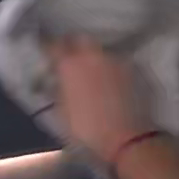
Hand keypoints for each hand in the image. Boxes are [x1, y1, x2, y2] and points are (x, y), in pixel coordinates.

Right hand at [44, 37, 154, 163]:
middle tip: (68, 57)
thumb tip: (53, 79)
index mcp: (68, 64)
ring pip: (99, 49)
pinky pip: (115, 60)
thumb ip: (56, 89)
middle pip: (79, 38)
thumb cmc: (86, 129)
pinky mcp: (132, 69)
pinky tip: (109, 79)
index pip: (51, 44)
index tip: (45, 53)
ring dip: (92, 56)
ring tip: (90, 69)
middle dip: (72, 44)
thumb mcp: (60, 111)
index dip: (47, 47)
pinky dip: (109, 66)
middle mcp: (91, 55)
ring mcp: (114, 60)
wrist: (128, 139)